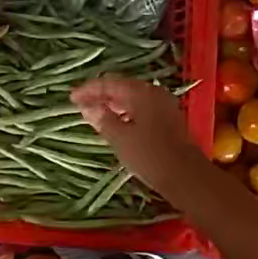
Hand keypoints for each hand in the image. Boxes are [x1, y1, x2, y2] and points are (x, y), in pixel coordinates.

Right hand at [72, 76, 204, 188]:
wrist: (186, 176)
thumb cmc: (150, 155)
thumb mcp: (120, 138)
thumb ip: (103, 119)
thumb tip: (87, 106)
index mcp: (140, 92)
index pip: (109, 83)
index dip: (88, 89)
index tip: (71, 98)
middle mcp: (153, 92)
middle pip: (121, 87)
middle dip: (100, 95)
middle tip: (80, 104)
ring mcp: (163, 104)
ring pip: (132, 97)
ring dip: (112, 103)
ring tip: (94, 113)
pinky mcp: (168, 118)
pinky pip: (141, 107)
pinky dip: (125, 111)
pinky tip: (116, 122)